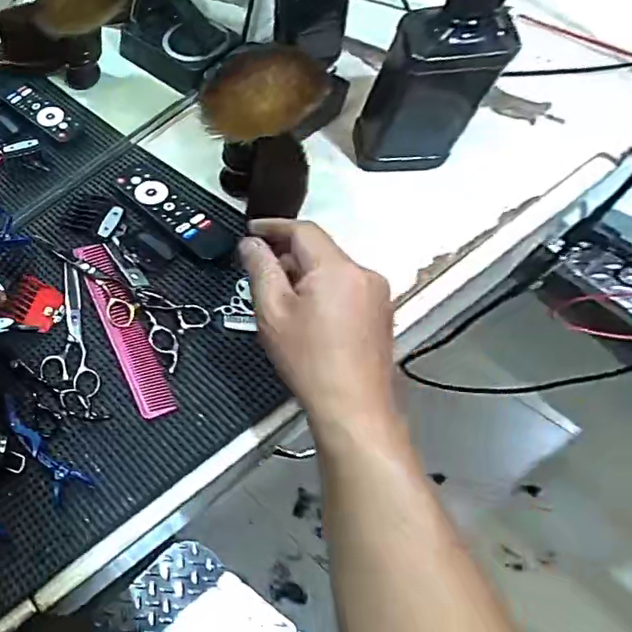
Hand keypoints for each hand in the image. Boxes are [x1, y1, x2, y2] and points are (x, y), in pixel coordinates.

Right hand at [238, 219, 400, 428]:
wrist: (353, 406)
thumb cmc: (309, 360)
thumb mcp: (272, 311)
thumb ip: (259, 269)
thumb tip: (251, 244)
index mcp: (337, 268)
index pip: (303, 230)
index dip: (273, 226)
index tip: (250, 230)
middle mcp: (364, 273)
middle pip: (318, 250)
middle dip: (286, 255)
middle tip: (257, 272)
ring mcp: (377, 293)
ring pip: (332, 269)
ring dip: (303, 274)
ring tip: (279, 300)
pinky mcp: (380, 311)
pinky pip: (345, 286)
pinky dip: (321, 290)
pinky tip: (305, 315)